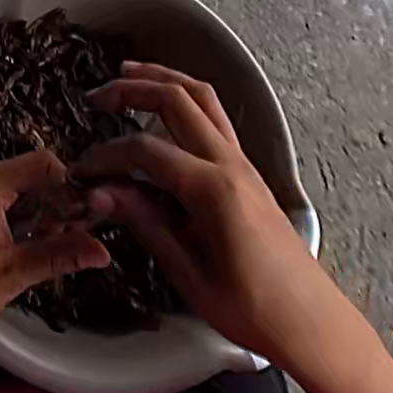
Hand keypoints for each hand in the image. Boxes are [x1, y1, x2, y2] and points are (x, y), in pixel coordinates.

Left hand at [0, 149, 110, 351]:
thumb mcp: (14, 274)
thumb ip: (61, 255)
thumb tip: (104, 252)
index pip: (44, 162)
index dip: (71, 184)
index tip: (90, 211)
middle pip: (34, 173)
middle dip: (60, 200)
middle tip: (81, 230)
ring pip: (22, 187)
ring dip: (44, 210)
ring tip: (63, 240)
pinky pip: (6, 199)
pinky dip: (25, 216)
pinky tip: (37, 241)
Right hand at [74, 63, 345, 372]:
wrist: (309, 319)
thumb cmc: (255, 308)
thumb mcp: (189, 273)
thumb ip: (146, 223)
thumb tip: (103, 193)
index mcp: (214, 190)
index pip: (147, 151)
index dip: (107, 156)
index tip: (82, 170)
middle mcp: (231, 163)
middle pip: (177, 100)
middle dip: (133, 89)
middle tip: (98, 95)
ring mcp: (242, 161)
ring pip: (201, 96)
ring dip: (163, 78)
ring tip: (130, 73)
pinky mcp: (246, 168)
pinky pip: (214, 114)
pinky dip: (185, 96)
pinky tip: (167, 103)